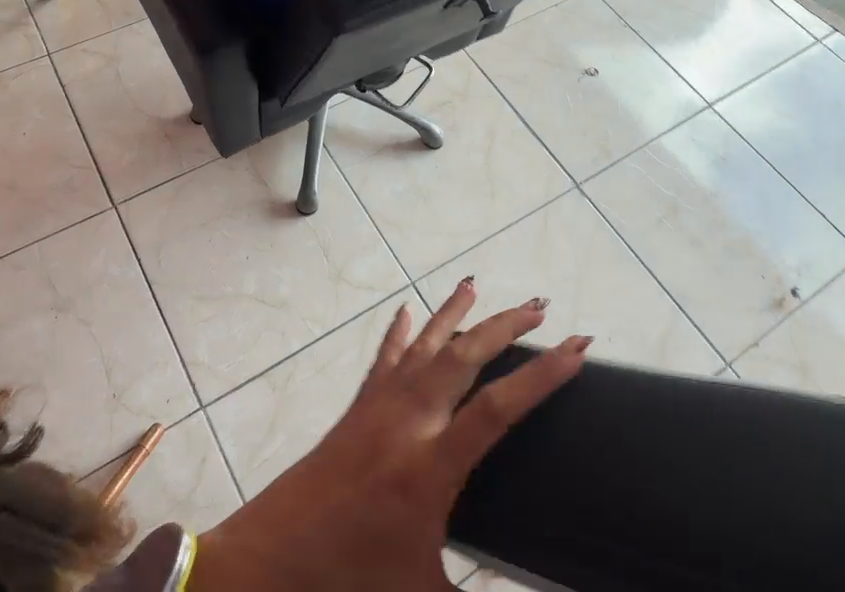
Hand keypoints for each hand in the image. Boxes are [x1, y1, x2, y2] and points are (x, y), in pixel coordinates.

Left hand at [188, 281, 590, 591]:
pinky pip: (384, 359)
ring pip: (422, 346)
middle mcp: (406, 424)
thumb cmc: (348, 577)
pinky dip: (400, 333)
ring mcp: (376, 410)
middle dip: (504, 326)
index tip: (578, 347)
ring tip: (476, 284)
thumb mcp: (423, 590)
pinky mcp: (354, 411)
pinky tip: (408, 312)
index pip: (499, 409)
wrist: (266, 562)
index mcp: (430, 468)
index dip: (543, 375)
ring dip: (453, 314)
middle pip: (463, 357)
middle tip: (540, 306)